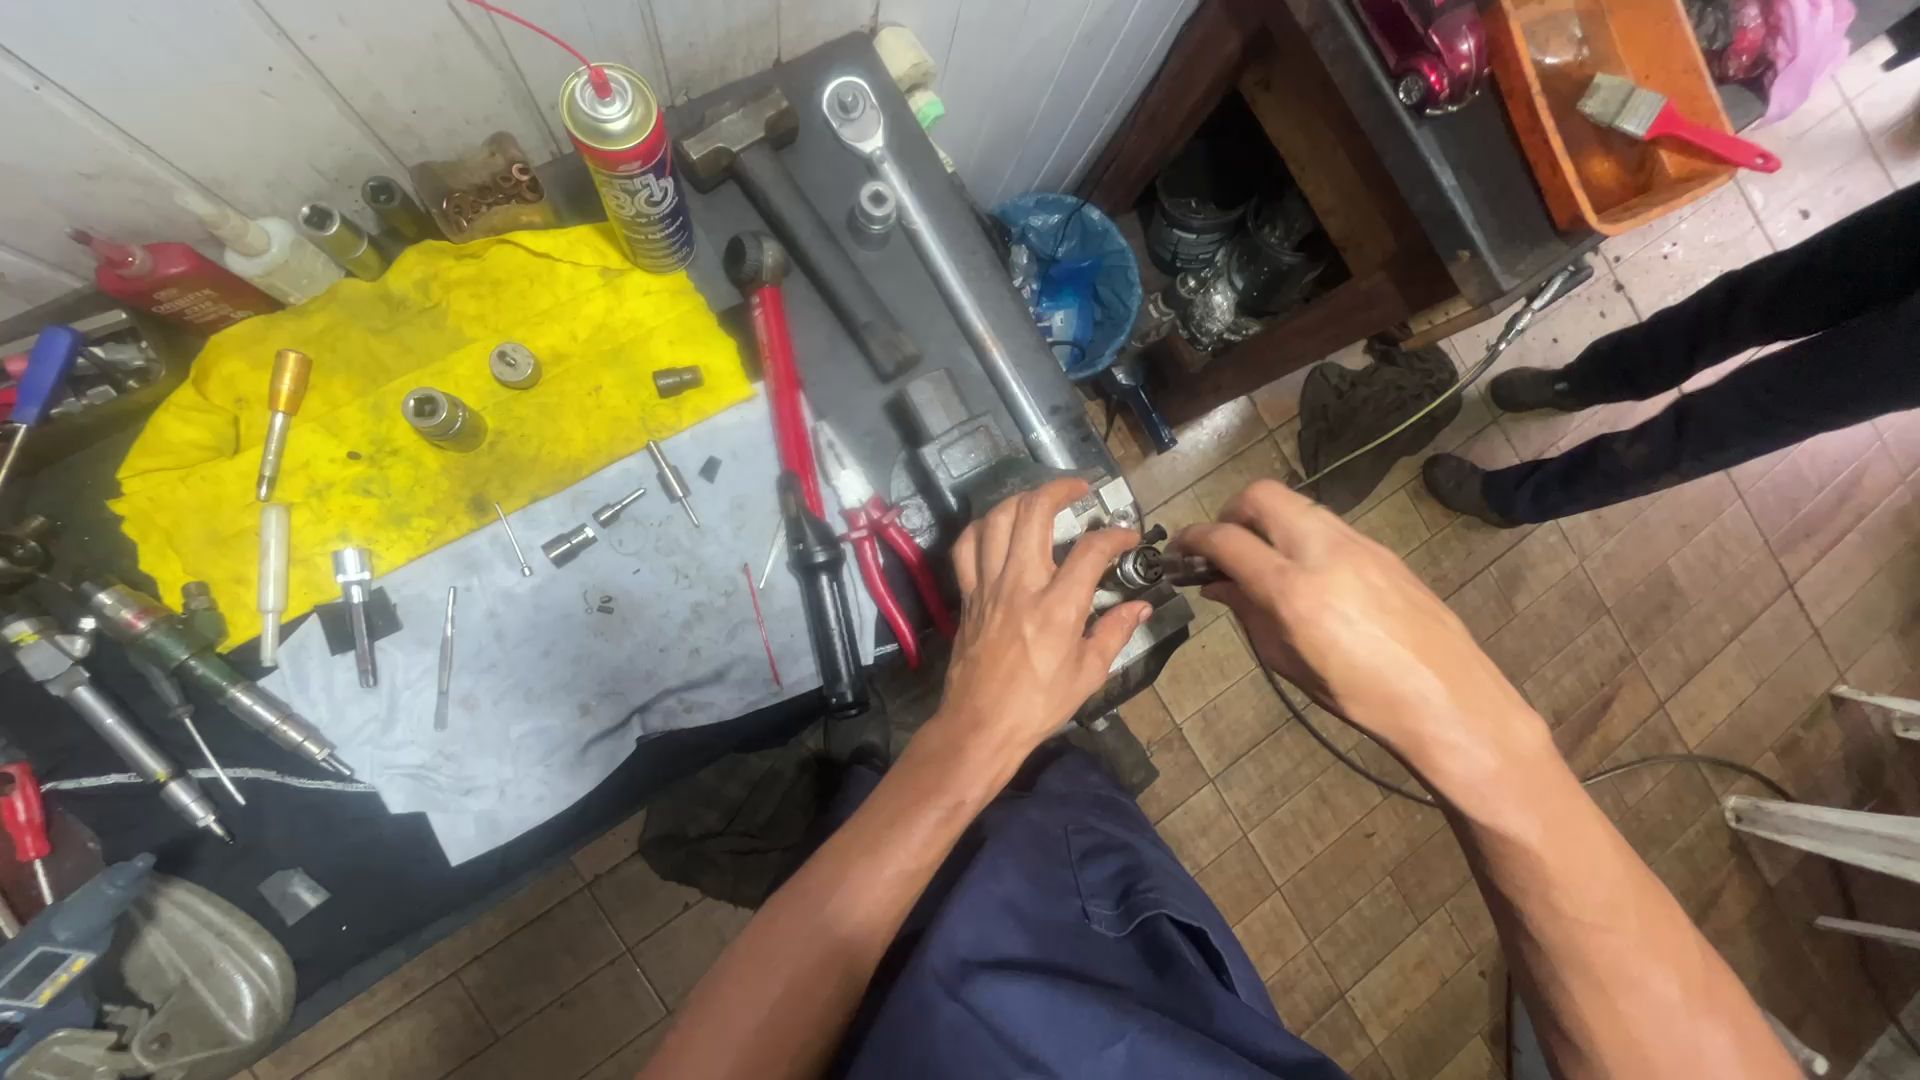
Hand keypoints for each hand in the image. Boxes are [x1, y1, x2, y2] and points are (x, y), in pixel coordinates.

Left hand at [938, 478, 1151, 766]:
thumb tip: (1140, 606)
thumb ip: (1114, 633)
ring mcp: (987, 586)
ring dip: (1020, 501)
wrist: (980, 725)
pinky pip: (966, 547)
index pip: (1090, 551)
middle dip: (1059, 489)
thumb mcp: (1089, 675)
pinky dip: (981, 528)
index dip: (1115, 535)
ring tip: (1039, 501)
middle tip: (1079, 489)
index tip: (1128, 537)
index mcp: (1057, 608)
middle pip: (1033, 513)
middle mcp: (1020, 585)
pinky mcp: (967, 595)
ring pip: (995, 520)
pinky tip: (996, 528)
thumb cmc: (1038, 705)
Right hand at [1172, 480, 1548, 780]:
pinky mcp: (1381, 548)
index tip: (1179, 549)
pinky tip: (1303, 570)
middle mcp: (1322, 551)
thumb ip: (1249, 614)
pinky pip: (1325, 523)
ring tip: (1261, 556)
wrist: (1448, 699)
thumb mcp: (1288, 662)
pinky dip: (1298, 532)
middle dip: (1230, 511)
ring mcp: (1357, 543)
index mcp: (1293, 589)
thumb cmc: (1359, 697)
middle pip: (1261, 495)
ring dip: (1266, 519)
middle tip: (1222, 545)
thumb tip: (1218, 586)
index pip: (1227, 540)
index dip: (1194, 538)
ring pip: (1295, 503)